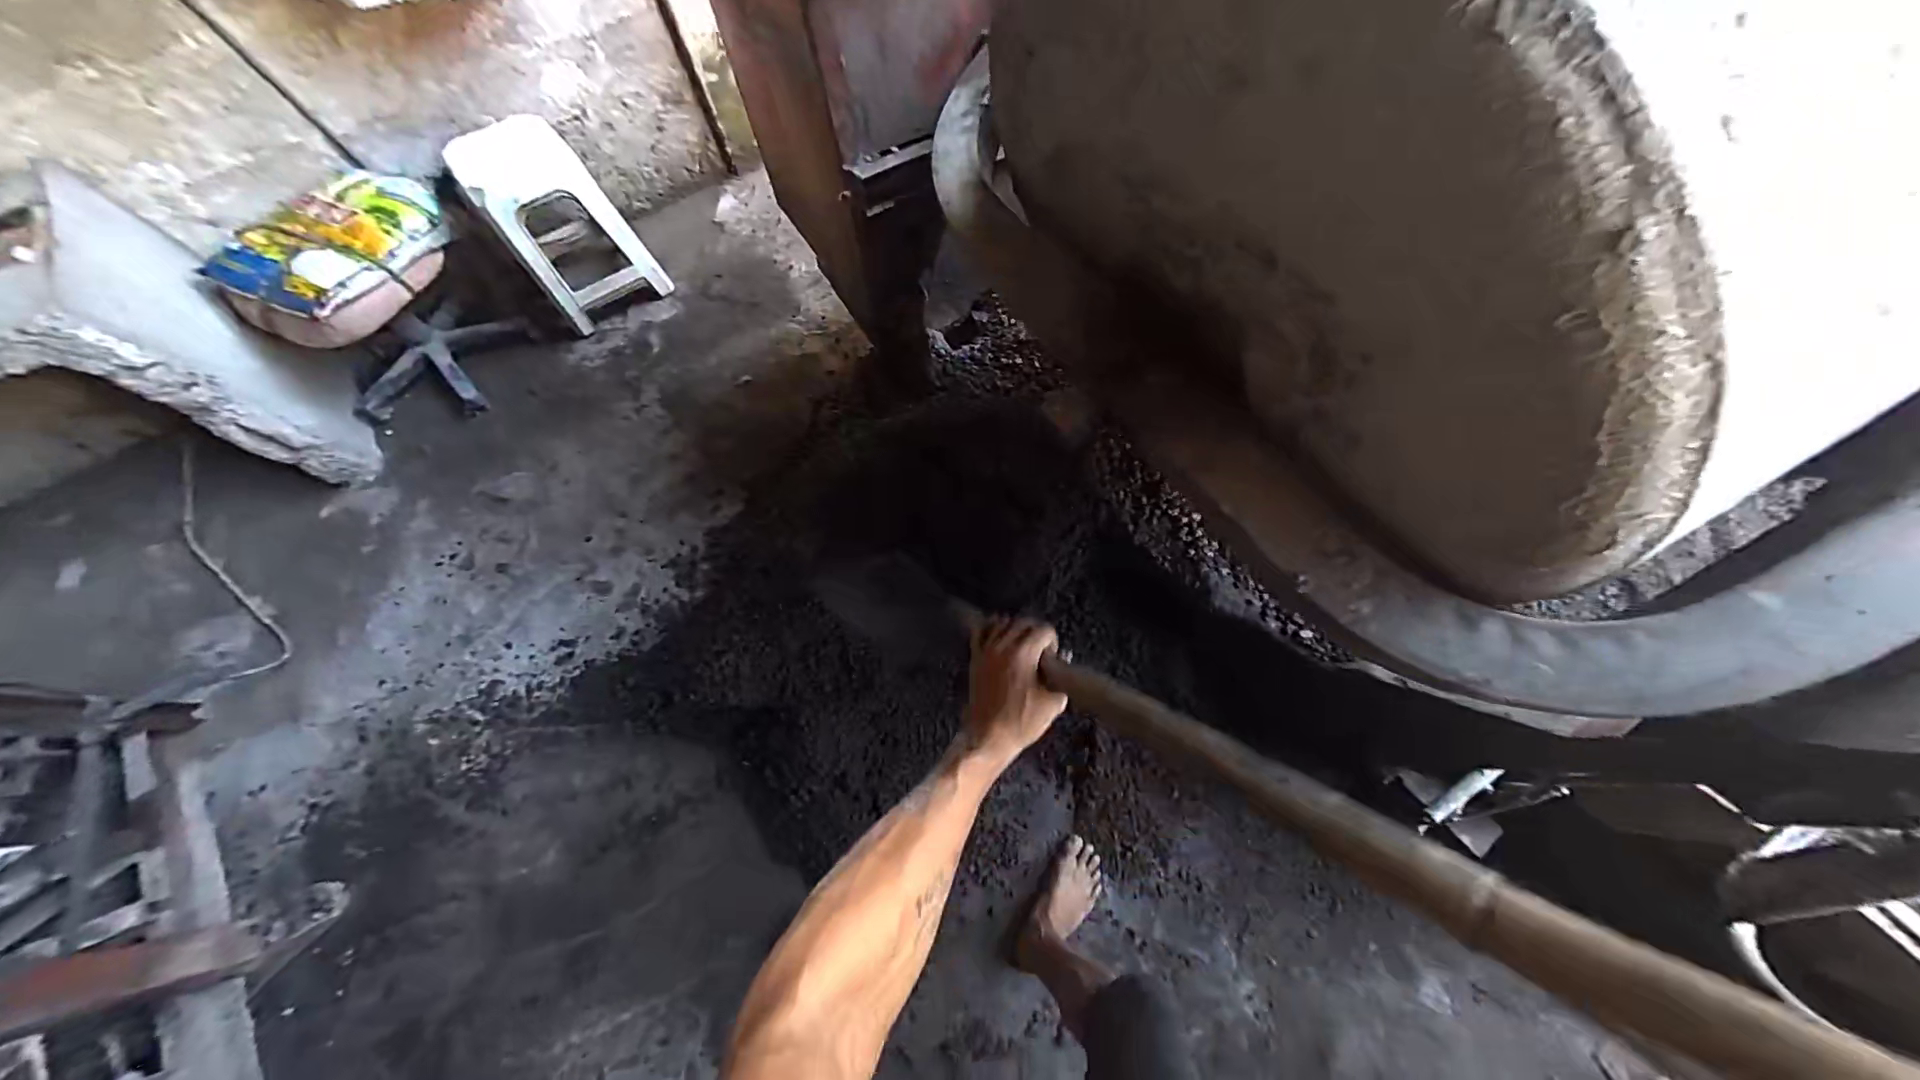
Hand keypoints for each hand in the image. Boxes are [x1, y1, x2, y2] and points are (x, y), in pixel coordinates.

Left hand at [962, 616, 1069, 766]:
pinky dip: (991, 628)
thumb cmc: (1021, 721)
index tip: (1053, 657)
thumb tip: (1061, 660)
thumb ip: (1061, 678)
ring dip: (1015, 628)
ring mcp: (986, 650)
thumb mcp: (1053, 703)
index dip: (1052, 641)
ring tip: (1023, 644)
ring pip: (1002, 623)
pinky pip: (980, 632)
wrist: (987, 736)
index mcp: (1024, 653)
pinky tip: (999, 637)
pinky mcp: (975, 658)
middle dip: (1036, 632)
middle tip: (1042, 650)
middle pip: (1023, 622)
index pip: (1043, 629)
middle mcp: (1003, 646)